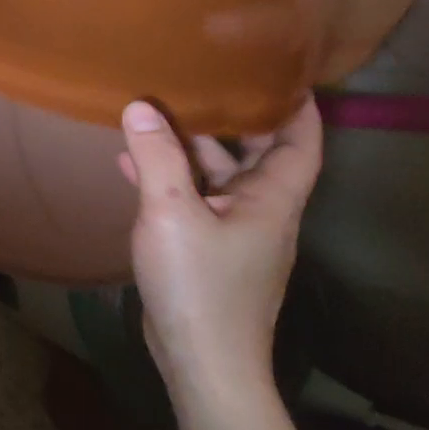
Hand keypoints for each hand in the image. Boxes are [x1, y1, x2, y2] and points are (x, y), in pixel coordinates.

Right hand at [117, 98, 319, 429]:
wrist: (202, 353)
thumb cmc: (198, 280)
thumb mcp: (170, 212)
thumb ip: (157, 158)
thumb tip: (139, 105)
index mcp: (270, 203)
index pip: (299, 148)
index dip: (296, 113)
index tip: (281, 76)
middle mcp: (260, 214)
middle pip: (255, 158)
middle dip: (231, 122)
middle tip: (197, 82)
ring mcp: (232, 233)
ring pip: (217, 177)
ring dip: (188, 147)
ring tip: (149, 114)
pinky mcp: (205, 249)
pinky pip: (191, 198)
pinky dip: (166, 175)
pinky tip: (129, 162)